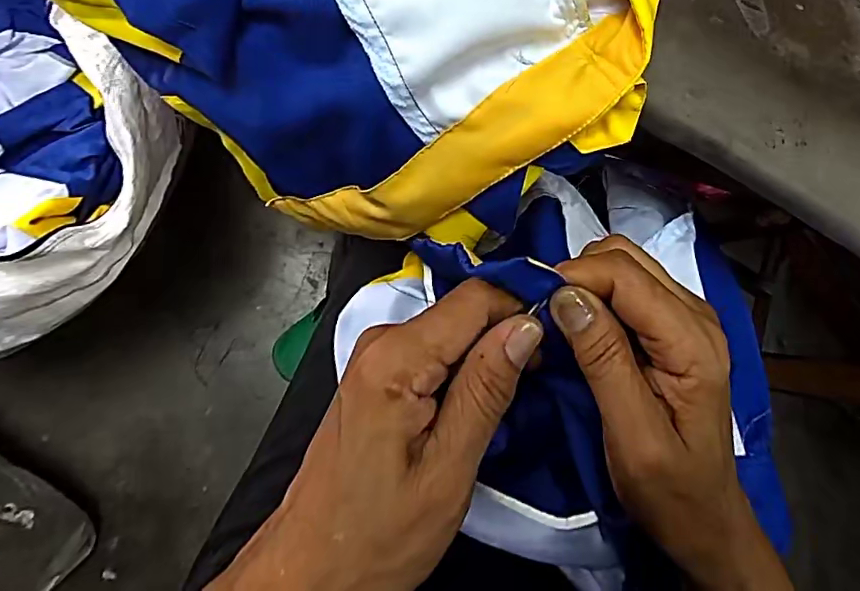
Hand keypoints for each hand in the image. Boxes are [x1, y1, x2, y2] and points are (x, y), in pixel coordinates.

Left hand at [213, 280, 544, 590]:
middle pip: (467, 307)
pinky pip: (439, 345)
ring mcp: (378, 355)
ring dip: (491, 348)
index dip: (522, 307)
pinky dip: (468, 361)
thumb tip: (529, 325)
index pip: (478, 296)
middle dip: (509, 329)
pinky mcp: (380, 371)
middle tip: (538, 370)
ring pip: (457, 325)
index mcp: (396, 359)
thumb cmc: (373, 539)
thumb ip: (488, 388)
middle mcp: (382, 343)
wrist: (306, 579)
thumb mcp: (447, 470)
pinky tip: (482, 395)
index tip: (553, 336)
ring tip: (515, 387)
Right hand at [552, 237, 790, 590]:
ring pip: (630, 266)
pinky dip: (601, 294)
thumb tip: (567, 296)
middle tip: (541, 310)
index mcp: (692, 338)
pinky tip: (580, 324)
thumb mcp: (632, 438)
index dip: (577, 276)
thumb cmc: (671, 491)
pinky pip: (634, 287)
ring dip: (588, 281)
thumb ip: (604, 361)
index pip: (628, 276)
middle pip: (630, 259)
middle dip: (580, 274)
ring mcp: (690, 315)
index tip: (533, 298)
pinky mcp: (677, 324)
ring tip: (556, 317)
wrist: (707, 517)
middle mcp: (696, 313)